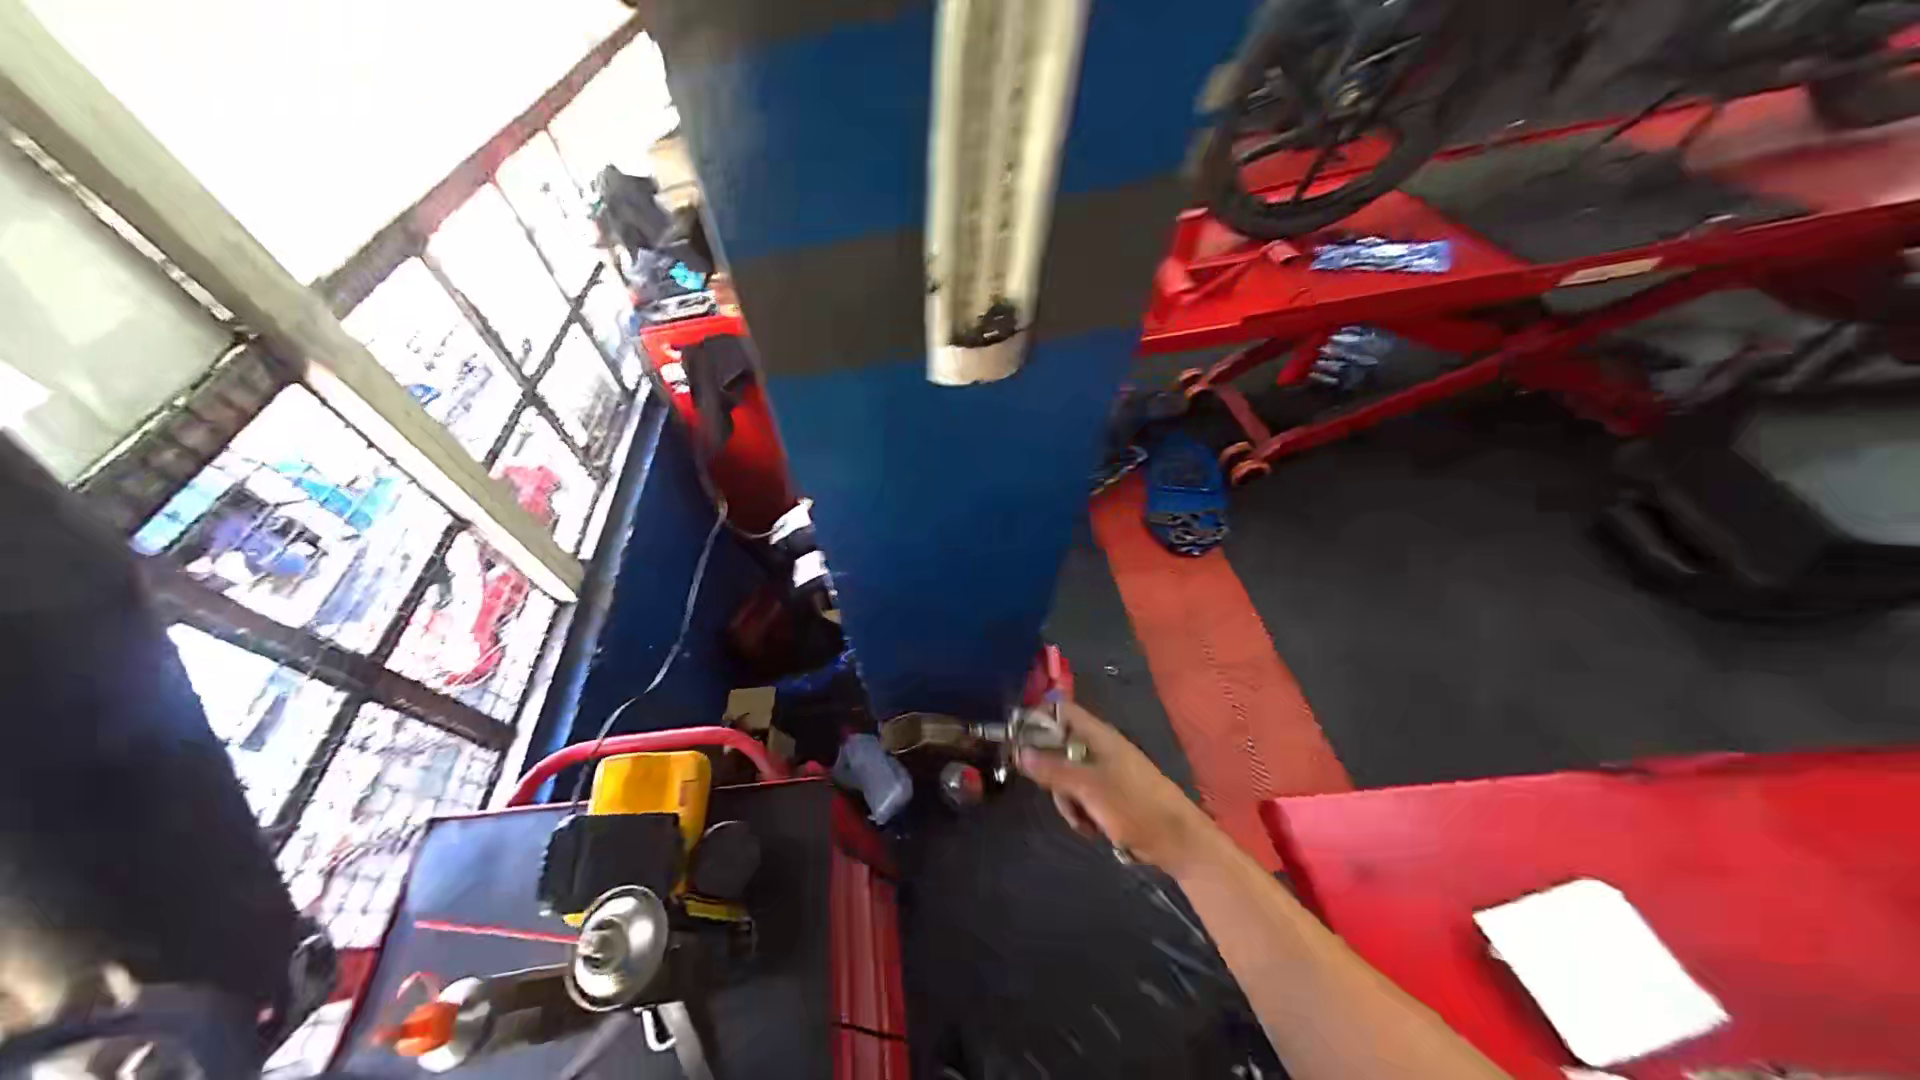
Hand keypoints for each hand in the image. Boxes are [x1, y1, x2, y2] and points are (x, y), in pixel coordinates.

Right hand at [1016, 700, 1220, 876]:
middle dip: (1054, 777)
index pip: (1061, 711)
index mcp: (1098, 735)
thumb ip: (1053, 770)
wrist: (1178, 843)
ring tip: (1085, 821)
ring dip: (1069, 802)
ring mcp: (1107, 772)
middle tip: (1063, 797)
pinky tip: (1095, 829)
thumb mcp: (1089, 788)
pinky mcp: (1111, 795)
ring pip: (1068, 779)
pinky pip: (1083, 797)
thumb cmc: (1135, 807)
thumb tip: (1020, 751)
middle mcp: (1100, 748)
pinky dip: (1084, 813)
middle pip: (1058, 749)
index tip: (1018, 741)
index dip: (1037, 719)